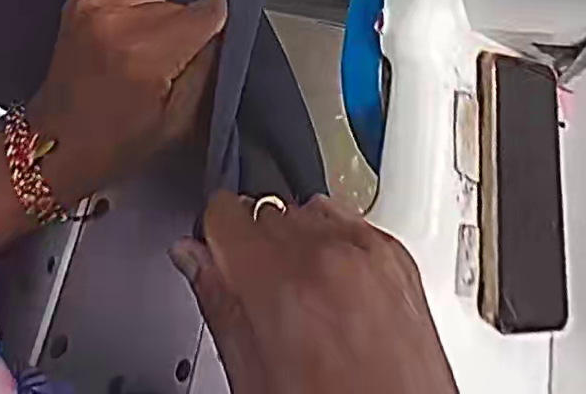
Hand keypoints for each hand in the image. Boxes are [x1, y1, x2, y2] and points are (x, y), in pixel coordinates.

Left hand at [26, 0, 224, 200]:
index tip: (212, 41)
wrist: (56, 144)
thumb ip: (208, 66)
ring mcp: (96, 6)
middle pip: (182, 6)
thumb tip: (222, 28)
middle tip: (167, 64)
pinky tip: (130, 22)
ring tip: (142, 50)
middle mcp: (119, 22)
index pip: (208, 11)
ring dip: (158, 17)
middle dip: (185, 30)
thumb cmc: (116, 141)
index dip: (217, 26)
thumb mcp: (179, 118)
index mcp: (146, 55)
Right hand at [171, 192, 458, 393]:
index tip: (216, 247)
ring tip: (305, 294)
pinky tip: (336, 286)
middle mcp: (324, 255)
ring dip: (297, 239)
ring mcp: (364, 249)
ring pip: (305, 209)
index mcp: (280, 285)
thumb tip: (190, 255)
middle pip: (264, 211)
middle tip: (265, 294)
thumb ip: (219, 304)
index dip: (214, 232)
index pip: (225, 211)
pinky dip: (335, 240)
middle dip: (256, 244)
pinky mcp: (395, 252)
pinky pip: (347, 218)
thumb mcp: (254, 379)